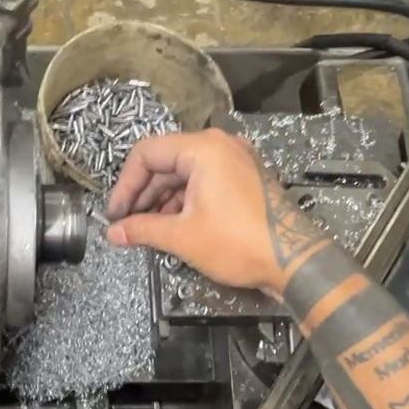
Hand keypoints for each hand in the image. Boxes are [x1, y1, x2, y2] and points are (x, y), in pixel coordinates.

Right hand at [104, 129, 327, 294]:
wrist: (294, 261)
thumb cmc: (239, 243)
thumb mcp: (181, 236)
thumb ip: (142, 229)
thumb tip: (114, 232)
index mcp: (203, 149)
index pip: (147, 153)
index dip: (125, 184)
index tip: (115, 212)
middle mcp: (220, 146)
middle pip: (165, 162)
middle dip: (142, 193)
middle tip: (126, 223)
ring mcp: (236, 161)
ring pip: (184, 173)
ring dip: (161, 199)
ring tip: (147, 229)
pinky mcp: (244, 179)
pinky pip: (203, 181)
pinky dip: (183, 200)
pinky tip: (172, 225)